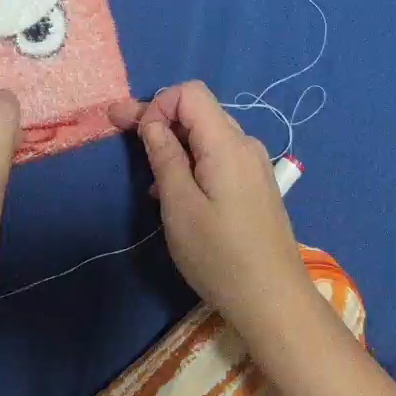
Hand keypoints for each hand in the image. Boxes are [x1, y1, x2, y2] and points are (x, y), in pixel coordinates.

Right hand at [108, 82, 313, 335]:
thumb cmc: (220, 256)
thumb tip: (151, 123)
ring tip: (149, 178)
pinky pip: (219, 156)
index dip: (158, 104)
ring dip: (175, 144)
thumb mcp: (180, 207)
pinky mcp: (256, 185)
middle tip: (120, 132)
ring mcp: (254, 165)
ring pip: (207, 135)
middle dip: (159, 119)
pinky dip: (193, 162)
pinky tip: (176, 192)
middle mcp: (245, 145)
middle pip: (198, 111)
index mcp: (227, 143)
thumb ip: (164, 157)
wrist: (275, 302)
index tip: (135, 134)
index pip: (190, 93)